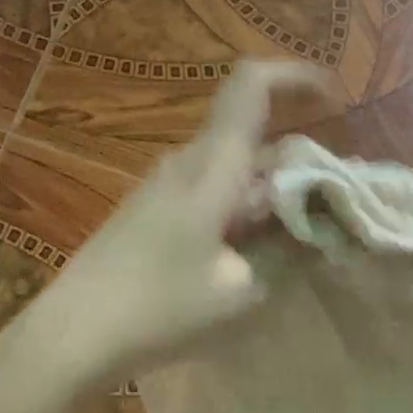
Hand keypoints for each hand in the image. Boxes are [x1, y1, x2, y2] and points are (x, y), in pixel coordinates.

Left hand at [26, 60, 330, 387]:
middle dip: (298, 161)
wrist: (75, 335)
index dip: (297, 78)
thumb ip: (286, 254)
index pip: (252, 85)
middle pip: (250, 137)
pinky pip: (208, 196)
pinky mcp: (148, 215)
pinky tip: (254, 254)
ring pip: (230, 170)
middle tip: (337, 205)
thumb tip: (319, 231)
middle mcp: (185, 164)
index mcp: (211, 166)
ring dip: (270, 192)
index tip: (335, 100)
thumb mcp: (240, 290)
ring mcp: (162, 189)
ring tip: (303, 237)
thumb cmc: (162, 308)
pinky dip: (242, 212)